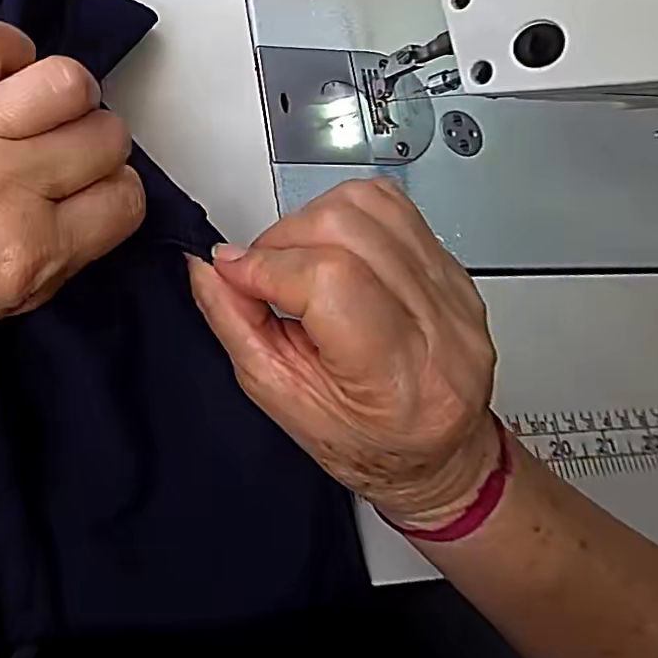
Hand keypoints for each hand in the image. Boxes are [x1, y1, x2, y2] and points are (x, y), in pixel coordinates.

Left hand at [0, 20, 145, 345]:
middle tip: (59, 161)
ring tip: (39, 117)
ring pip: (67, 80)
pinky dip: (7, 53)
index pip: (123, 196)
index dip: (112, 195)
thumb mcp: (19, 298)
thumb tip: (109, 182)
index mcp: (27, 249)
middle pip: (104, 135)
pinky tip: (1, 84)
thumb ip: (76, 244)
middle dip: (93, 149)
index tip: (87, 196)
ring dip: (66, 98)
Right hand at [186, 179, 500, 529]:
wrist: (432, 452)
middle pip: (345, 228)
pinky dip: (340, 215)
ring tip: (294, 259)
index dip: (262, 264)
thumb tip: (204, 265)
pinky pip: (390, 205)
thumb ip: (232, 319)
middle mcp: (438, 326)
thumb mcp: (272, 388)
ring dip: (307, 223)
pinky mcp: (452, 269)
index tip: (229, 272)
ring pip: (366, 205)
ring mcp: (452, 292)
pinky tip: (326, 249)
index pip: (328, 278)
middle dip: (278, 240)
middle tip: (260, 271)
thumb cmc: (356, 435)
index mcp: (394, 374)